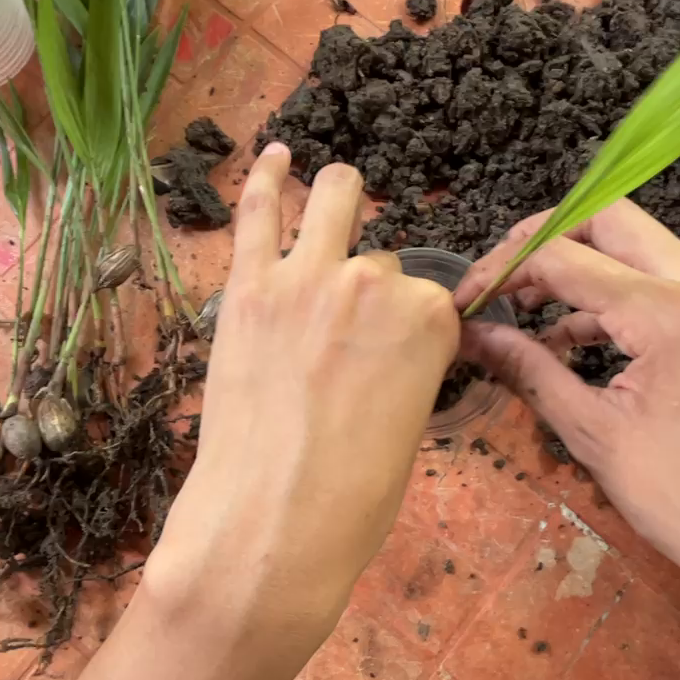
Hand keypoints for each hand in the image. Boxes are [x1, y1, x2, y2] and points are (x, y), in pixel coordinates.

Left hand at [143, 143, 460, 659]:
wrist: (271, 524)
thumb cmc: (352, 500)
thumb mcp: (407, 428)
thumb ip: (404, 369)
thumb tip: (386, 353)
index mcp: (431, 320)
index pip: (430, 301)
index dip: (412, 330)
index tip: (394, 356)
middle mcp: (376, 282)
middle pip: (381, 263)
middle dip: (370, 290)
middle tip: (346, 331)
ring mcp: (308, 276)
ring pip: (335, 198)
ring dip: (338, 199)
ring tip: (334, 199)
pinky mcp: (249, 287)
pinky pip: (257, 211)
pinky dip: (267, 178)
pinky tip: (275, 156)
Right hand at [454, 200, 679, 671]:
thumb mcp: (596, 437)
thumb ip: (531, 372)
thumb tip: (475, 336)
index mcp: (671, 314)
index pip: (564, 258)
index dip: (502, 270)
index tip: (464, 300)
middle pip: (608, 221)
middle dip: (543, 240)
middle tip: (497, 281)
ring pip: (636, 246)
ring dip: (578, 265)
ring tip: (525, 309)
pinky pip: (660, 282)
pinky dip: (611, 295)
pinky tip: (572, 337)